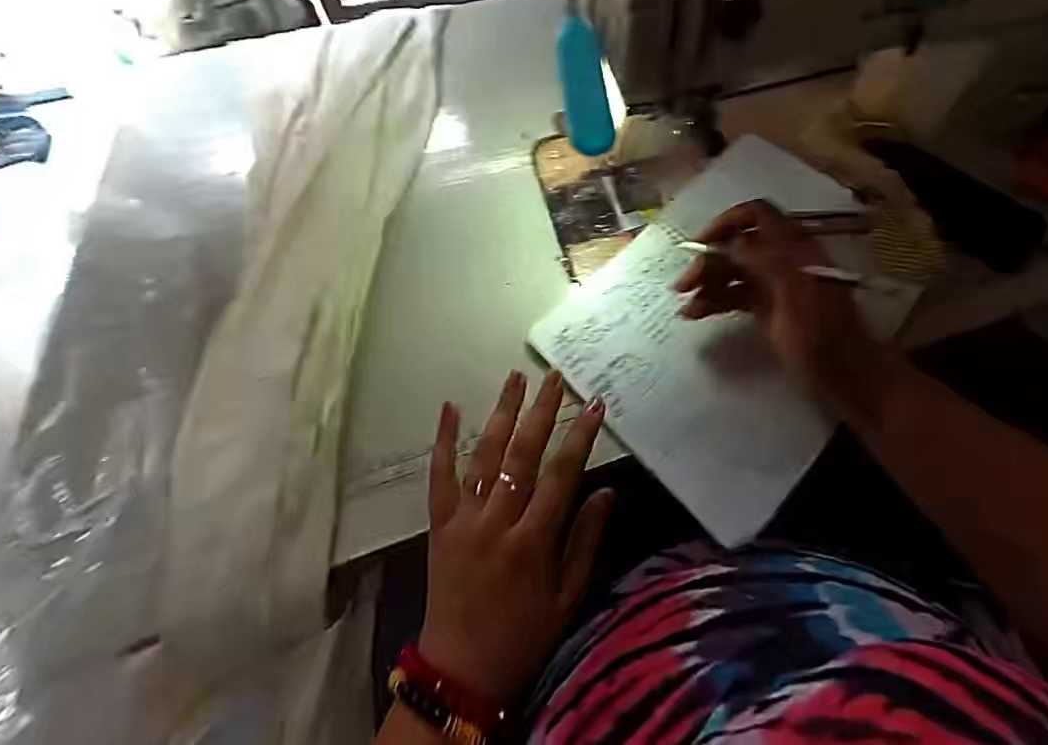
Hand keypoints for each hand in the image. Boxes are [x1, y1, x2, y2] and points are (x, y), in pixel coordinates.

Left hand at [420, 370, 612, 703]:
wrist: (459, 671)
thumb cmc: (523, 633)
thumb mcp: (568, 596)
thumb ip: (586, 540)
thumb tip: (608, 490)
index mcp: (532, 542)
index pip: (561, 475)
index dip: (580, 436)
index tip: (595, 404)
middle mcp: (496, 522)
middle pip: (522, 455)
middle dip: (541, 411)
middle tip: (555, 376)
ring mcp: (463, 520)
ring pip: (483, 456)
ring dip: (501, 413)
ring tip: (515, 377)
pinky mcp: (439, 525)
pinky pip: (439, 477)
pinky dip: (443, 441)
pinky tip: (449, 407)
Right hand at [672, 200, 892, 415]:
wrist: (849, 378)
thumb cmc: (824, 335)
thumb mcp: (795, 294)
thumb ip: (764, 260)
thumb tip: (729, 244)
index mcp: (795, 248)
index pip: (758, 215)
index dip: (727, 222)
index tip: (701, 243)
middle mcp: (784, 259)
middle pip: (739, 246)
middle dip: (710, 260)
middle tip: (682, 284)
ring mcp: (776, 284)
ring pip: (735, 272)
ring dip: (708, 283)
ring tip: (685, 306)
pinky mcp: (769, 309)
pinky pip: (737, 295)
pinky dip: (716, 301)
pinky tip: (697, 313)